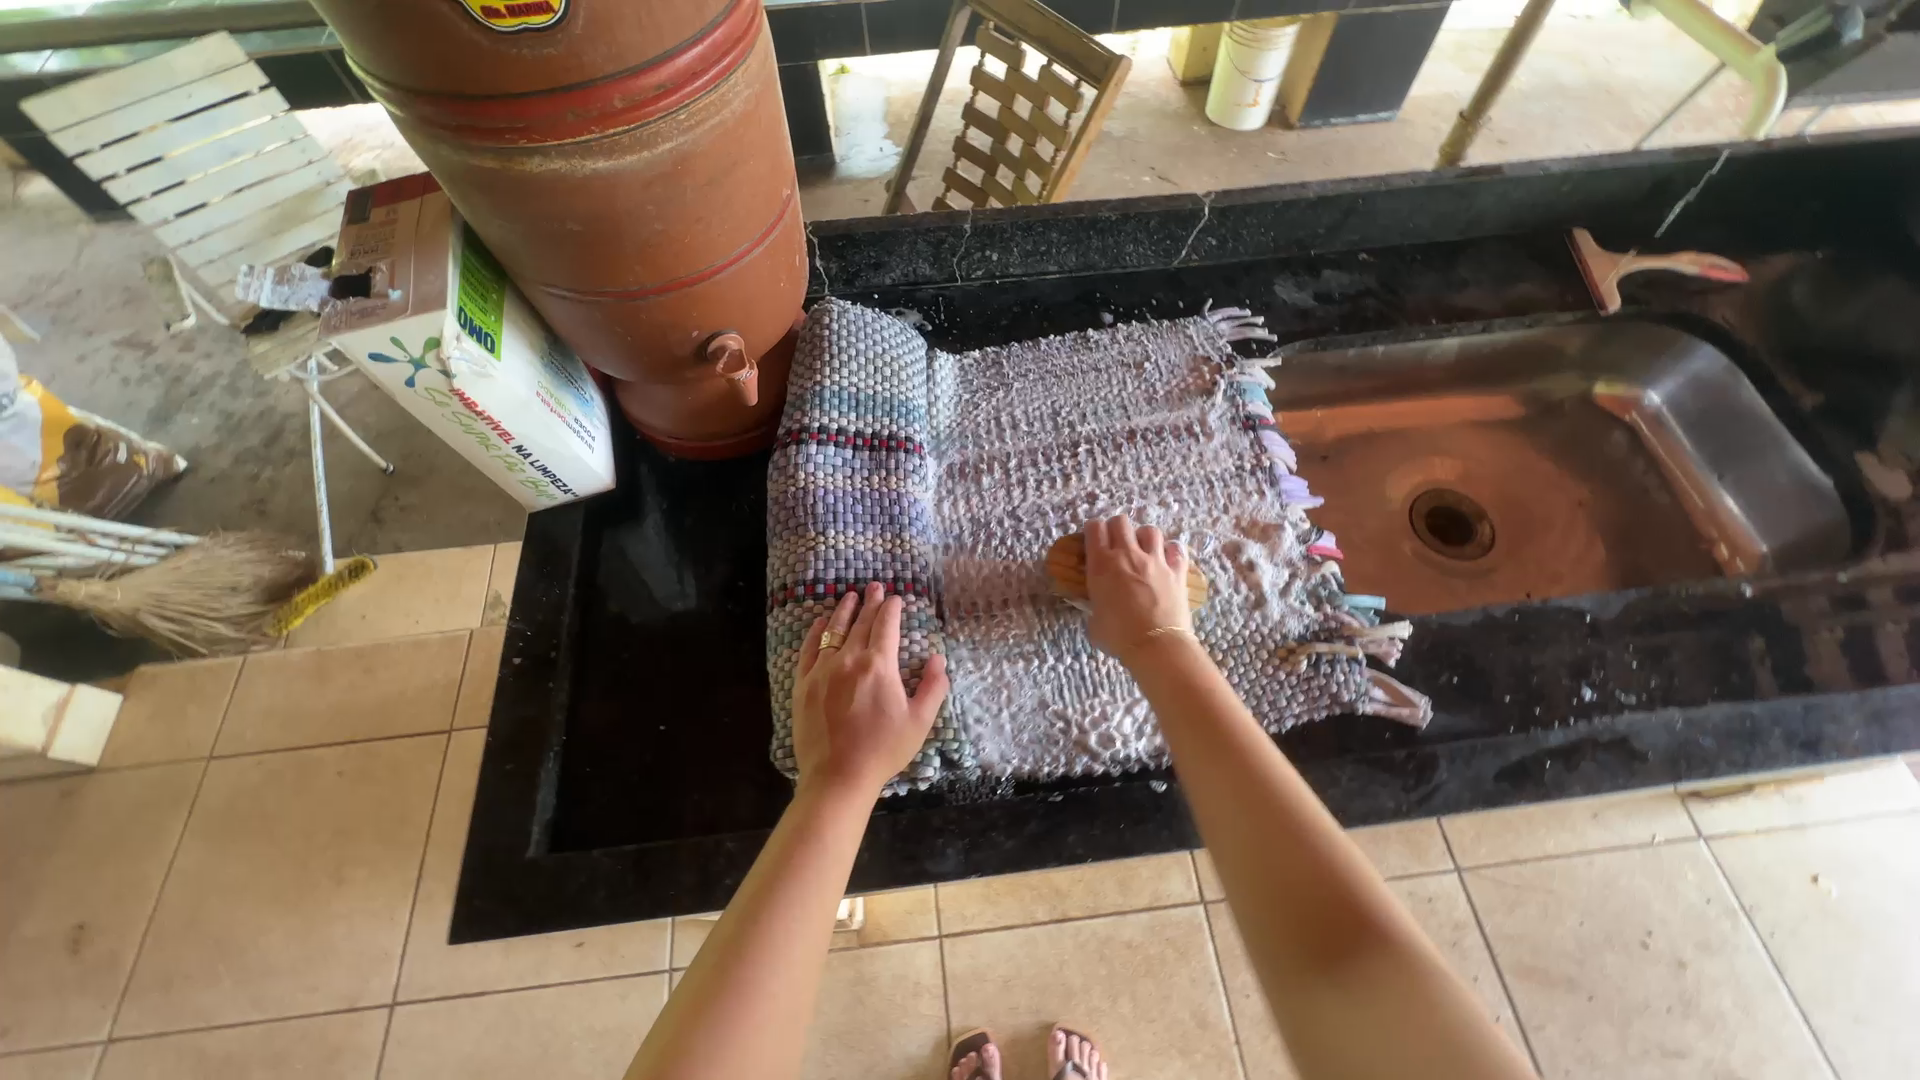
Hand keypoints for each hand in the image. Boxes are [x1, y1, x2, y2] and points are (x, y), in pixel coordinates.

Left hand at [791, 582, 950, 796]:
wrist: (838, 776)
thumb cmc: (883, 750)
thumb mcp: (919, 722)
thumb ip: (933, 687)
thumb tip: (939, 658)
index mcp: (879, 666)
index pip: (886, 627)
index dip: (892, 609)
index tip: (895, 598)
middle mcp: (849, 659)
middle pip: (861, 623)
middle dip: (871, 603)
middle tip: (875, 587)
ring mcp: (822, 670)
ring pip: (834, 631)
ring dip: (844, 611)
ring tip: (850, 596)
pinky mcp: (803, 684)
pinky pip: (808, 649)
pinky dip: (815, 632)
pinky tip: (820, 622)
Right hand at [1083, 514, 1193, 663]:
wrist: (1156, 645)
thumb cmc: (1119, 636)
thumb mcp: (1094, 622)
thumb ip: (1094, 607)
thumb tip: (1096, 608)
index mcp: (1101, 564)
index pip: (1094, 528)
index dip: (1093, 530)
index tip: (1093, 541)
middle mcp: (1127, 555)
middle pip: (1121, 521)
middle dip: (1116, 528)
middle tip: (1116, 543)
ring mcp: (1155, 560)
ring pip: (1150, 530)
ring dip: (1144, 537)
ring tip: (1143, 550)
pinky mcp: (1177, 570)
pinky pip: (1176, 548)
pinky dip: (1172, 551)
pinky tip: (1168, 559)